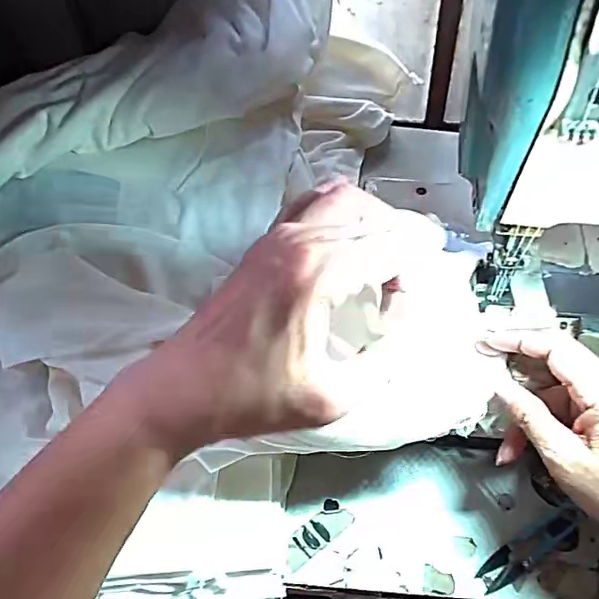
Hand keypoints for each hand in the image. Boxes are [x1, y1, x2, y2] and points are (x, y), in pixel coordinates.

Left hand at [114, 180, 440, 456]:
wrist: (182, 389)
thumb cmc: (251, 398)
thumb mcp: (330, 399)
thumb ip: (381, 366)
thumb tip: (404, 333)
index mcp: (316, 274)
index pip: (389, 243)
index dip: (416, 265)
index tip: (415, 300)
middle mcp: (297, 242)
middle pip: (369, 213)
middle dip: (402, 239)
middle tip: (410, 278)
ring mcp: (274, 238)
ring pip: (340, 199)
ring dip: (371, 221)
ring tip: (384, 259)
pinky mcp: (259, 246)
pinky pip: (310, 207)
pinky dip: (339, 218)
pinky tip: (344, 252)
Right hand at [481, 327, 598, 545]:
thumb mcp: (563, 457)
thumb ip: (530, 417)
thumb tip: (503, 390)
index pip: (556, 347)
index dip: (519, 340)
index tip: (491, 341)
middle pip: (551, 361)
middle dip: (516, 375)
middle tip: (487, 369)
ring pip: (549, 388)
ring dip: (524, 411)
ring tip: (511, 443)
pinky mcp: (598, 407)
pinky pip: (559, 403)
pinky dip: (538, 421)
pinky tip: (524, 444)